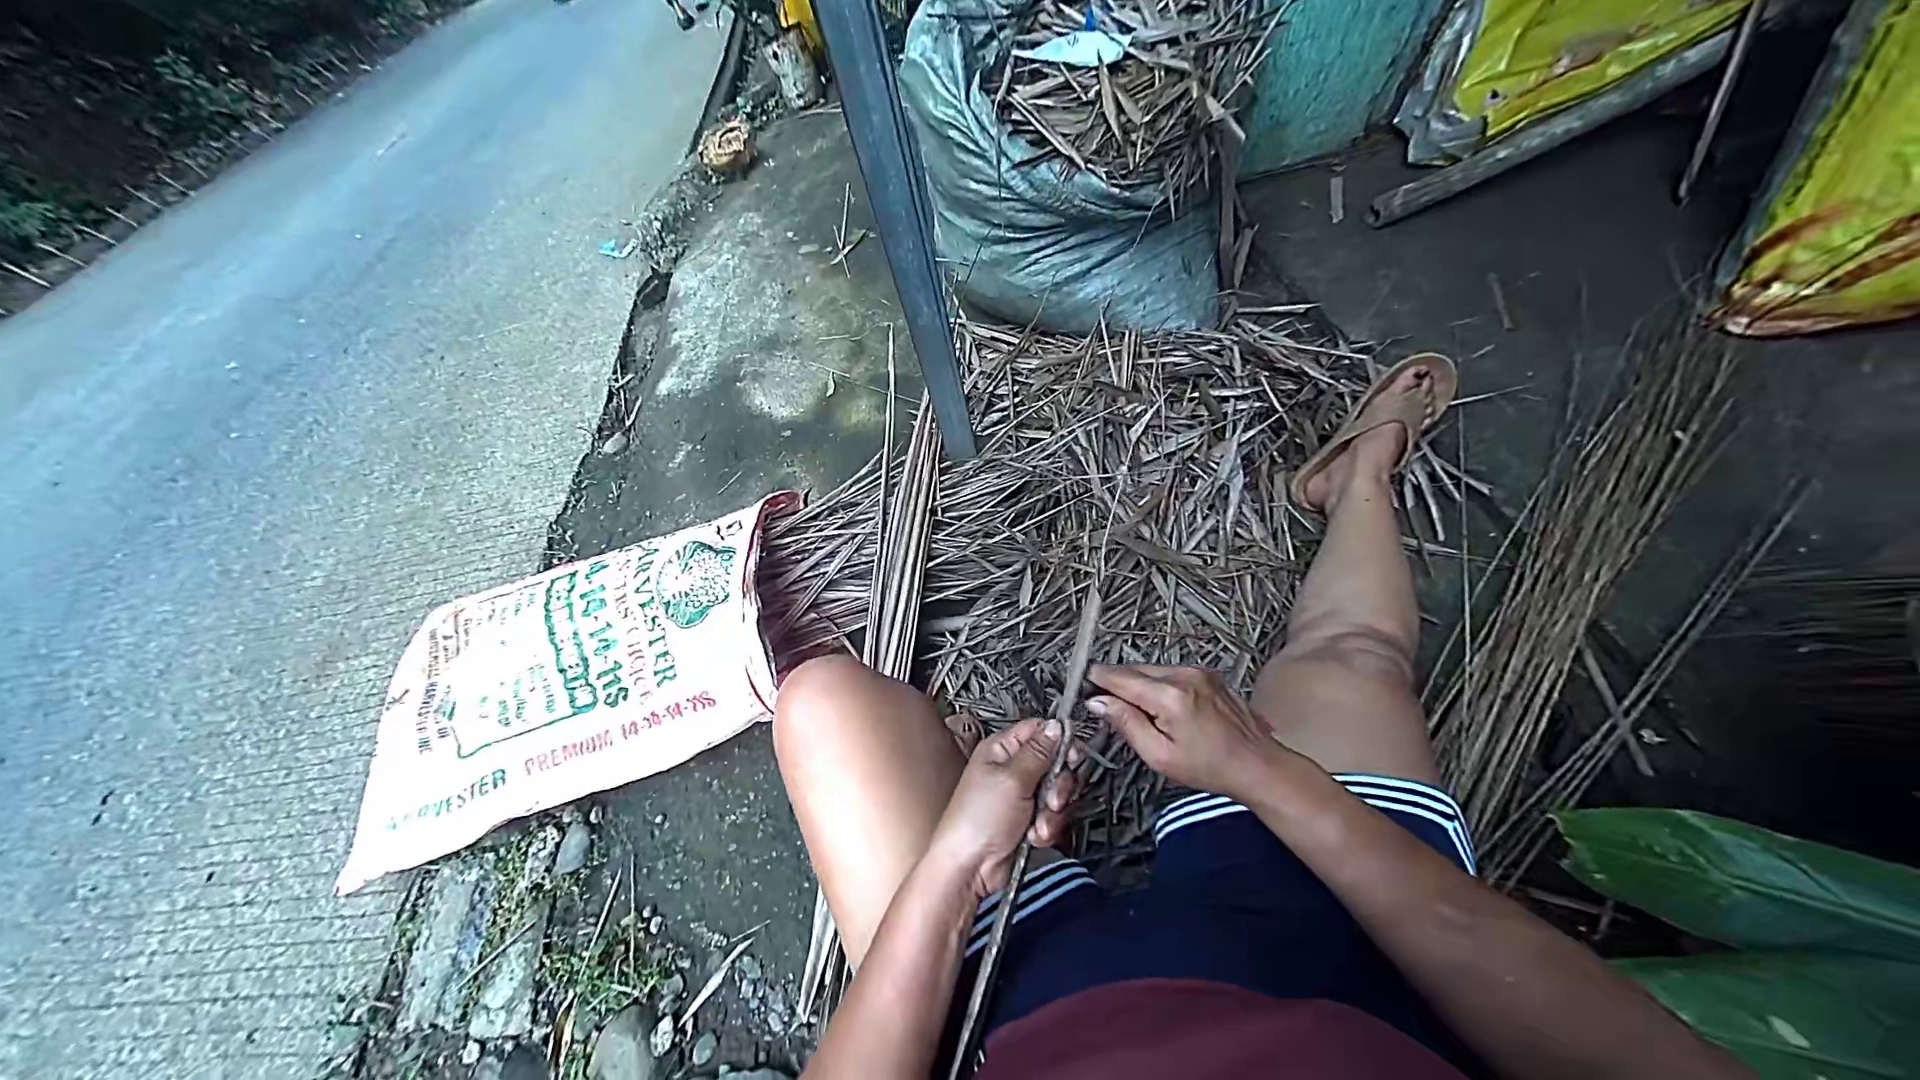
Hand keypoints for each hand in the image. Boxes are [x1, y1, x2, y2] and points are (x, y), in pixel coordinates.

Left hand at [925, 718, 1078, 899]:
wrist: (970, 868)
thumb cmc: (976, 821)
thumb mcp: (1011, 779)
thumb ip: (1038, 752)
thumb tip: (1056, 726)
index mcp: (1001, 749)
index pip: (1040, 731)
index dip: (1059, 742)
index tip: (1071, 757)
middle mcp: (1012, 768)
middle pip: (1055, 762)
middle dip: (1059, 784)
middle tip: (1051, 798)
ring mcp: (1021, 794)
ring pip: (1057, 792)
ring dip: (1052, 812)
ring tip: (1037, 822)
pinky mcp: (1028, 818)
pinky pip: (1053, 816)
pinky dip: (1047, 828)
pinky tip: (1033, 834)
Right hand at [1087, 665, 1295, 800]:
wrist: (1257, 765)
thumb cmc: (1210, 767)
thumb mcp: (1159, 755)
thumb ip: (1126, 723)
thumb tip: (1097, 701)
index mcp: (1170, 696)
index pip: (1119, 677)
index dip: (1097, 681)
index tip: (1083, 686)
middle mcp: (1184, 675)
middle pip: (1134, 670)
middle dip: (1118, 685)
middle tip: (1107, 706)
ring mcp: (1198, 671)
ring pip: (1151, 670)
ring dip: (1139, 686)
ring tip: (1142, 714)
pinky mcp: (1207, 673)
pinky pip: (1170, 673)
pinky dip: (1159, 685)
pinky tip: (1164, 709)